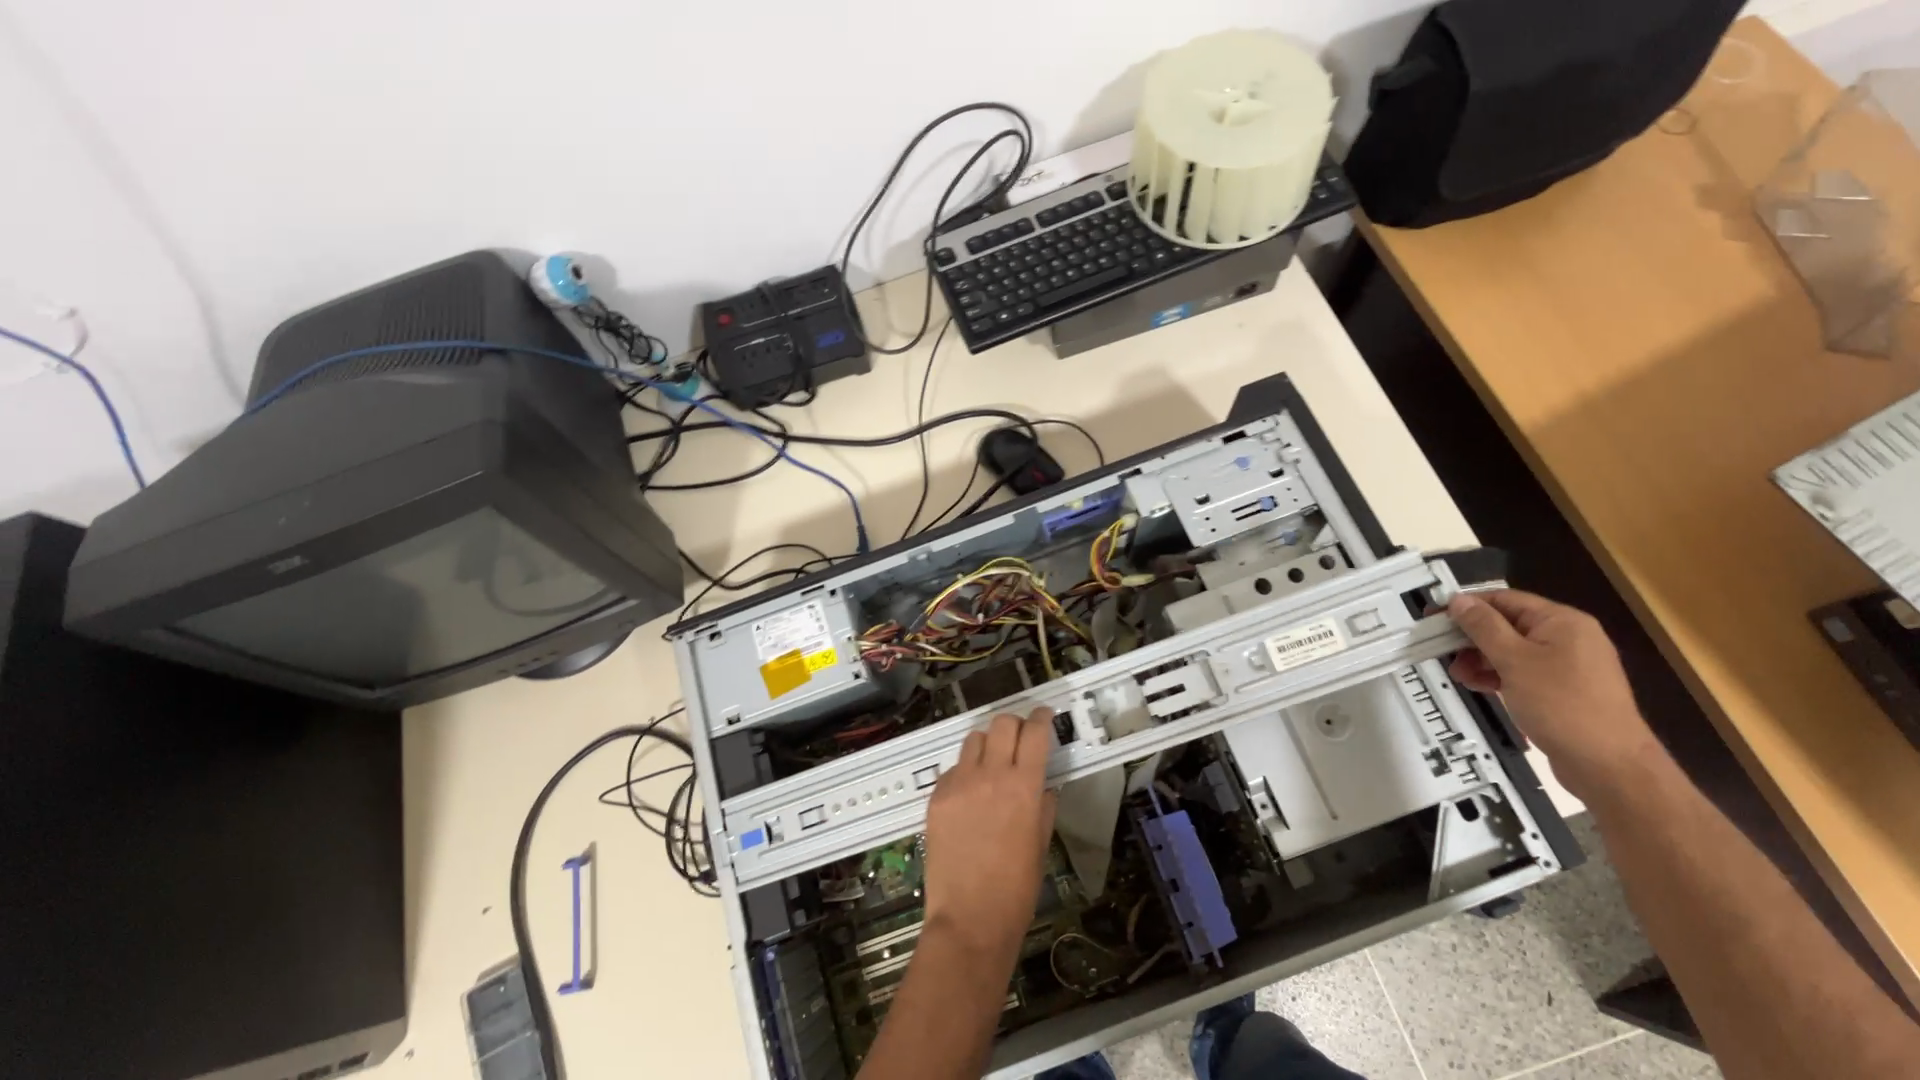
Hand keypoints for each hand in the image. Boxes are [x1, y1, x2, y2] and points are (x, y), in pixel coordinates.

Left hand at [923, 708, 1058, 956]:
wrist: (969, 918)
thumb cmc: (1016, 889)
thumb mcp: (1040, 843)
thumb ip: (1042, 805)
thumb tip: (1042, 784)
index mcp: (1024, 786)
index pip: (1034, 732)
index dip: (1042, 718)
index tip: (1044, 716)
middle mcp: (990, 775)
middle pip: (1002, 724)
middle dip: (1014, 725)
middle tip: (1020, 738)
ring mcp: (958, 784)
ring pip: (973, 740)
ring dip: (988, 744)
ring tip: (993, 763)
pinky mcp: (936, 798)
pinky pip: (953, 770)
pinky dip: (965, 772)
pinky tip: (970, 795)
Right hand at [1446, 590, 1658, 796]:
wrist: (1608, 764)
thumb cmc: (1561, 705)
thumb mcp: (1514, 661)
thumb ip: (1484, 627)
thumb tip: (1459, 600)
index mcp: (1561, 621)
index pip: (1504, 600)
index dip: (1466, 606)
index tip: (1432, 618)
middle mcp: (1568, 637)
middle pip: (1508, 625)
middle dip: (1472, 638)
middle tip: (1441, 652)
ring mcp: (1568, 665)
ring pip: (1514, 651)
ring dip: (1482, 659)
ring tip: (1460, 676)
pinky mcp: (1564, 690)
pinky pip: (1524, 672)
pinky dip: (1499, 676)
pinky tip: (1481, 687)